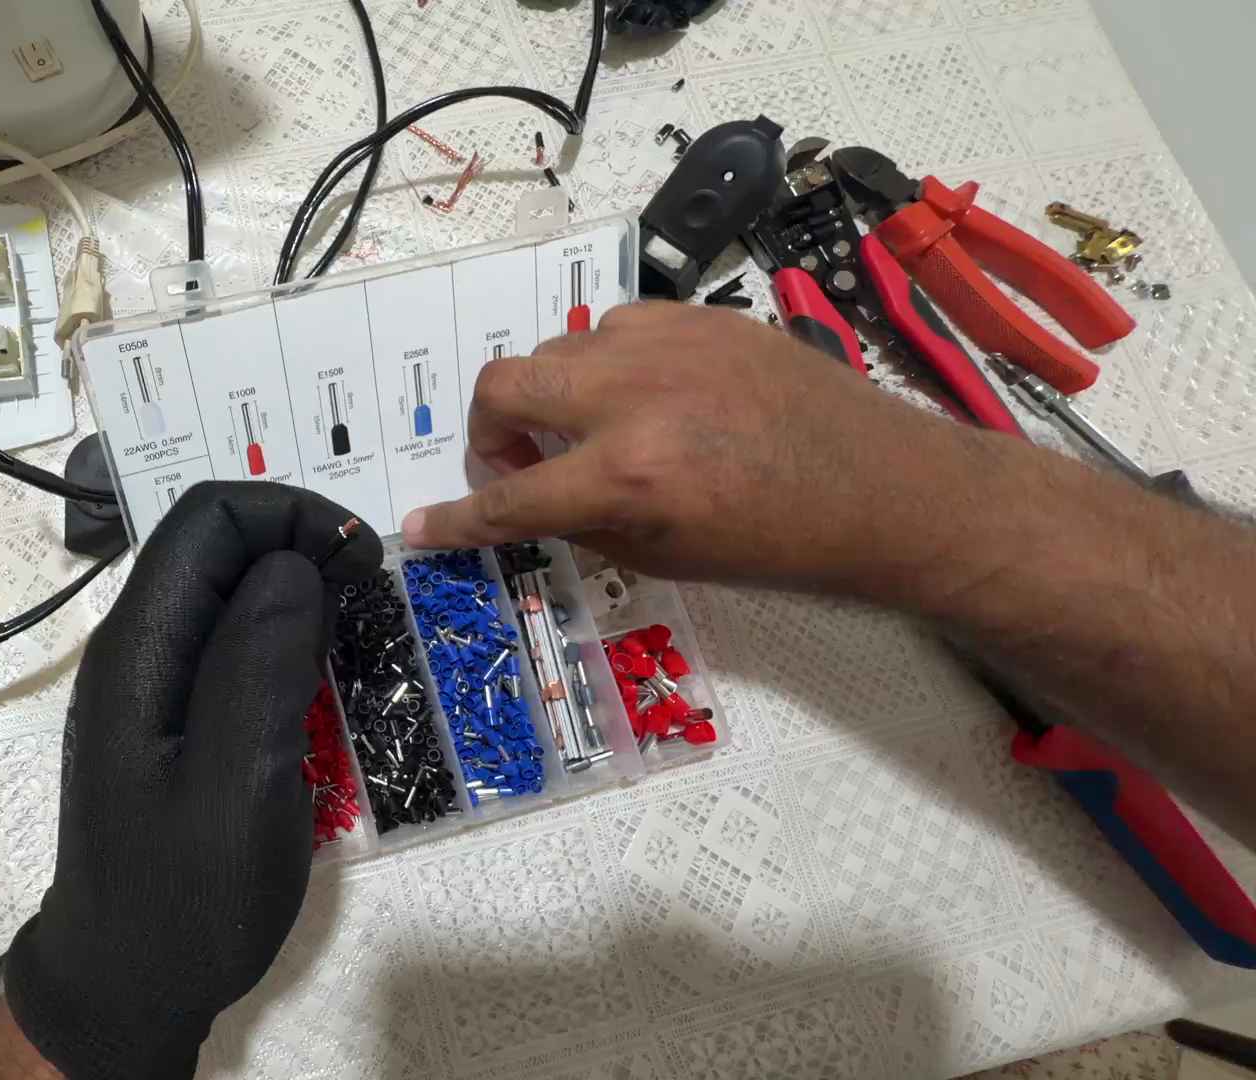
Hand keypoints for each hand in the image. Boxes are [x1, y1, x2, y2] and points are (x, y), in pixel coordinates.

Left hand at [4, 482, 380, 1079]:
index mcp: (143, 642)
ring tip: (343, 639)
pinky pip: (231, 638)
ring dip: (295, 592)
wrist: (128, 978)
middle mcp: (141, 641)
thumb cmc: (185, 892)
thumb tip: (294, 565)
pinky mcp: (175, 707)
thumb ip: (260, 659)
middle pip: (218, 543)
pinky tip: (312, 677)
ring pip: (229, 587)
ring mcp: (154, 675)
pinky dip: (283, 636)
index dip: (289, 514)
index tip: (357, 560)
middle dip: (297, 547)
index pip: (209, 518)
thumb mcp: (236, 779)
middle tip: (361, 599)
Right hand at [402, 301, 999, 596]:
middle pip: (503, 385)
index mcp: (629, 475)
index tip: (419, 527)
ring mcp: (668, 345)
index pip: (510, 499)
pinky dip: (600, 367)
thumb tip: (521, 496)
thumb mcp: (656, 556)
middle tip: (518, 463)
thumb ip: (573, 519)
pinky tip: (636, 395)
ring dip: (549, 396)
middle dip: (486, 432)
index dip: (456, 519)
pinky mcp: (700, 318)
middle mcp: (636, 397)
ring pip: (553, 349)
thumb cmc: (772, 546)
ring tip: (587, 429)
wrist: (887, 491)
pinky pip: (611, 329)